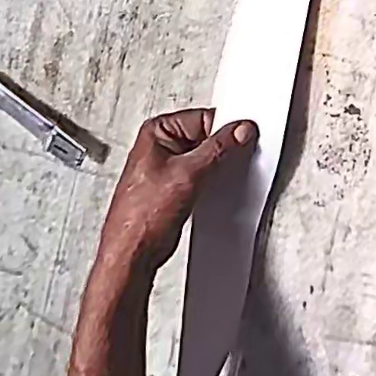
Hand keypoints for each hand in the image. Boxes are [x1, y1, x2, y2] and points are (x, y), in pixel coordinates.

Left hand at [97, 109, 255, 275]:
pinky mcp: (176, 187)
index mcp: (157, 131)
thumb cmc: (140, 217)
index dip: (225, 128)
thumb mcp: (188, 174)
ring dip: (217, 167)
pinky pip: (202, 175)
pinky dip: (212, 181)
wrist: (132, 257)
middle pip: (206, 136)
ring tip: (214, 180)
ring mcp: (168, 167)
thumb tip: (239, 131)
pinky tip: (212, 190)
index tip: (242, 135)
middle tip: (233, 157)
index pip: (203, 117)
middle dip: (221, 149)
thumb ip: (219, 149)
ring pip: (206, 158)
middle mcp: (161, 146)